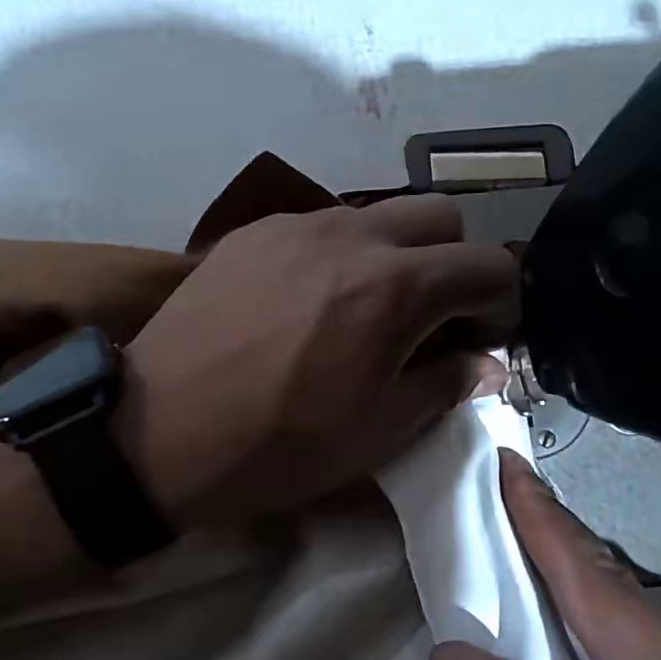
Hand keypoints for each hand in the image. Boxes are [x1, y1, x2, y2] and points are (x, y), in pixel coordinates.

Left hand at [120, 195, 514, 527]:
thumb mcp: (381, 431)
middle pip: (443, 217)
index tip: (482, 342)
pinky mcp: (255, 232)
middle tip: (435, 319)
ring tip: (372, 311)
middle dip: (457, 263)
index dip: (502, 305)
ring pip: (382, 214)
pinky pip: (325, 227)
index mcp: (396, 287)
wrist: (158, 433)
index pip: (489, 265)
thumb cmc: (282, 445)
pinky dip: (346, 256)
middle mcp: (354, 235)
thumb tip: (482, 363)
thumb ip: (446, 384)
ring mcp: (299, 226)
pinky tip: (316, 304)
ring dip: (401, 255)